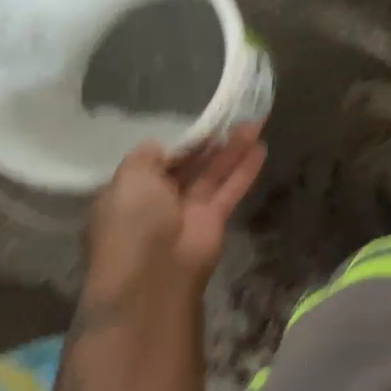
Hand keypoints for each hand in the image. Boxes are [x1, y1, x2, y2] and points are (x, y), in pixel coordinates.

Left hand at [87, 124, 266, 291]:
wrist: (153, 275)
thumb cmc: (133, 224)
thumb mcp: (128, 181)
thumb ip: (144, 158)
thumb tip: (158, 143)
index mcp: (130, 191)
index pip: (156, 161)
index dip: (177, 142)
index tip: (198, 121)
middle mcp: (158, 199)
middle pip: (188, 165)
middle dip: (209, 142)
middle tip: (232, 116)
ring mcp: (188, 210)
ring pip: (213, 172)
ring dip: (232, 149)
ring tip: (254, 122)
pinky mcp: (214, 218)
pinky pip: (230, 187)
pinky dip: (245, 168)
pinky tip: (262, 147)